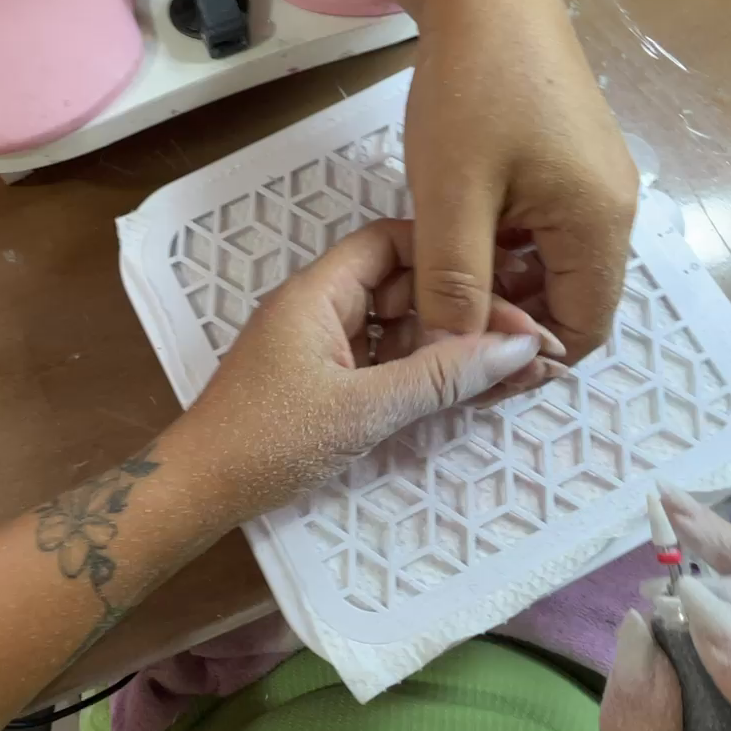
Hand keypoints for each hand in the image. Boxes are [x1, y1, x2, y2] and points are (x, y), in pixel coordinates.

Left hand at [165, 219, 563, 523]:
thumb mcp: (363, 408)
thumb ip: (440, 376)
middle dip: (461, 310)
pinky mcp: (323, 377)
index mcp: (318, 291)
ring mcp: (320, 343)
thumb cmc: (270, 438)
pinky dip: (419, 371)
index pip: (391, 242)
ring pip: (396, 328)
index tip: (506, 275)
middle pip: (402, 287)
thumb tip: (519, 347)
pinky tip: (468, 388)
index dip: (448, 252)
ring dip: (447, 347)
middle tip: (527, 340)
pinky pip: (381, 360)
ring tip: (517, 369)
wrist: (203, 488)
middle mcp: (320, 306)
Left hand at [404, 7, 639, 361]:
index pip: (583, 328)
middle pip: (564, 299)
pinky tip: (450, 241)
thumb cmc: (470, 94)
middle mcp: (607, 208)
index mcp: (599, 224)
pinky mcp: (557, 163)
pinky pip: (532, 231)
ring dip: (493, 284)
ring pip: (542, 266)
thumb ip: (455, 282)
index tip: (462, 364)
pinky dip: (494, 249)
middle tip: (436, 328)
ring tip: (435, 286)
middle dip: (503, 321)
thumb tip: (456, 352)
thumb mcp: (452, 199)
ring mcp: (584, 182)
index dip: (526, 357)